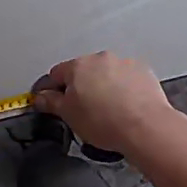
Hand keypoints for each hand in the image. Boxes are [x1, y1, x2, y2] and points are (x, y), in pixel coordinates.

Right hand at [31, 51, 182, 154]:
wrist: (145, 127)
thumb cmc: (105, 122)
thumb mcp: (68, 115)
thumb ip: (51, 102)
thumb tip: (40, 97)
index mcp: (77, 66)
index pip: (55, 74)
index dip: (52, 90)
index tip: (55, 103)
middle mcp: (99, 59)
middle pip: (82, 71)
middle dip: (81, 87)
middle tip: (84, 110)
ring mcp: (123, 63)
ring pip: (106, 73)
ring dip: (103, 85)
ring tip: (109, 110)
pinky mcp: (142, 71)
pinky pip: (126, 77)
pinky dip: (124, 87)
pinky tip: (126, 106)